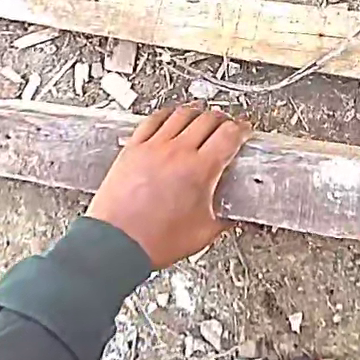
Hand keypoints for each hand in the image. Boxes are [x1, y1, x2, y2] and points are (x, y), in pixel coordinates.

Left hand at [87, 104, 251, 268]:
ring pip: (182, 114)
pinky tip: (171, 117)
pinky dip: (168, 114)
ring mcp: (154, 147)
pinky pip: (154, 120)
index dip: (243, 129)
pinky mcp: (134, 149)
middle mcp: (178, 152)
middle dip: (223, 120)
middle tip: (227, 125)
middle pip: (209, 119)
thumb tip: (236, 213)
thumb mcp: (203, 233)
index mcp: (200, 170)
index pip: (230, 134)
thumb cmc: (154, 242)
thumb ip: (225, 218)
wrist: (114, 246)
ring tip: (203, 117)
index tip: (245, 130)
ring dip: (198, 113)